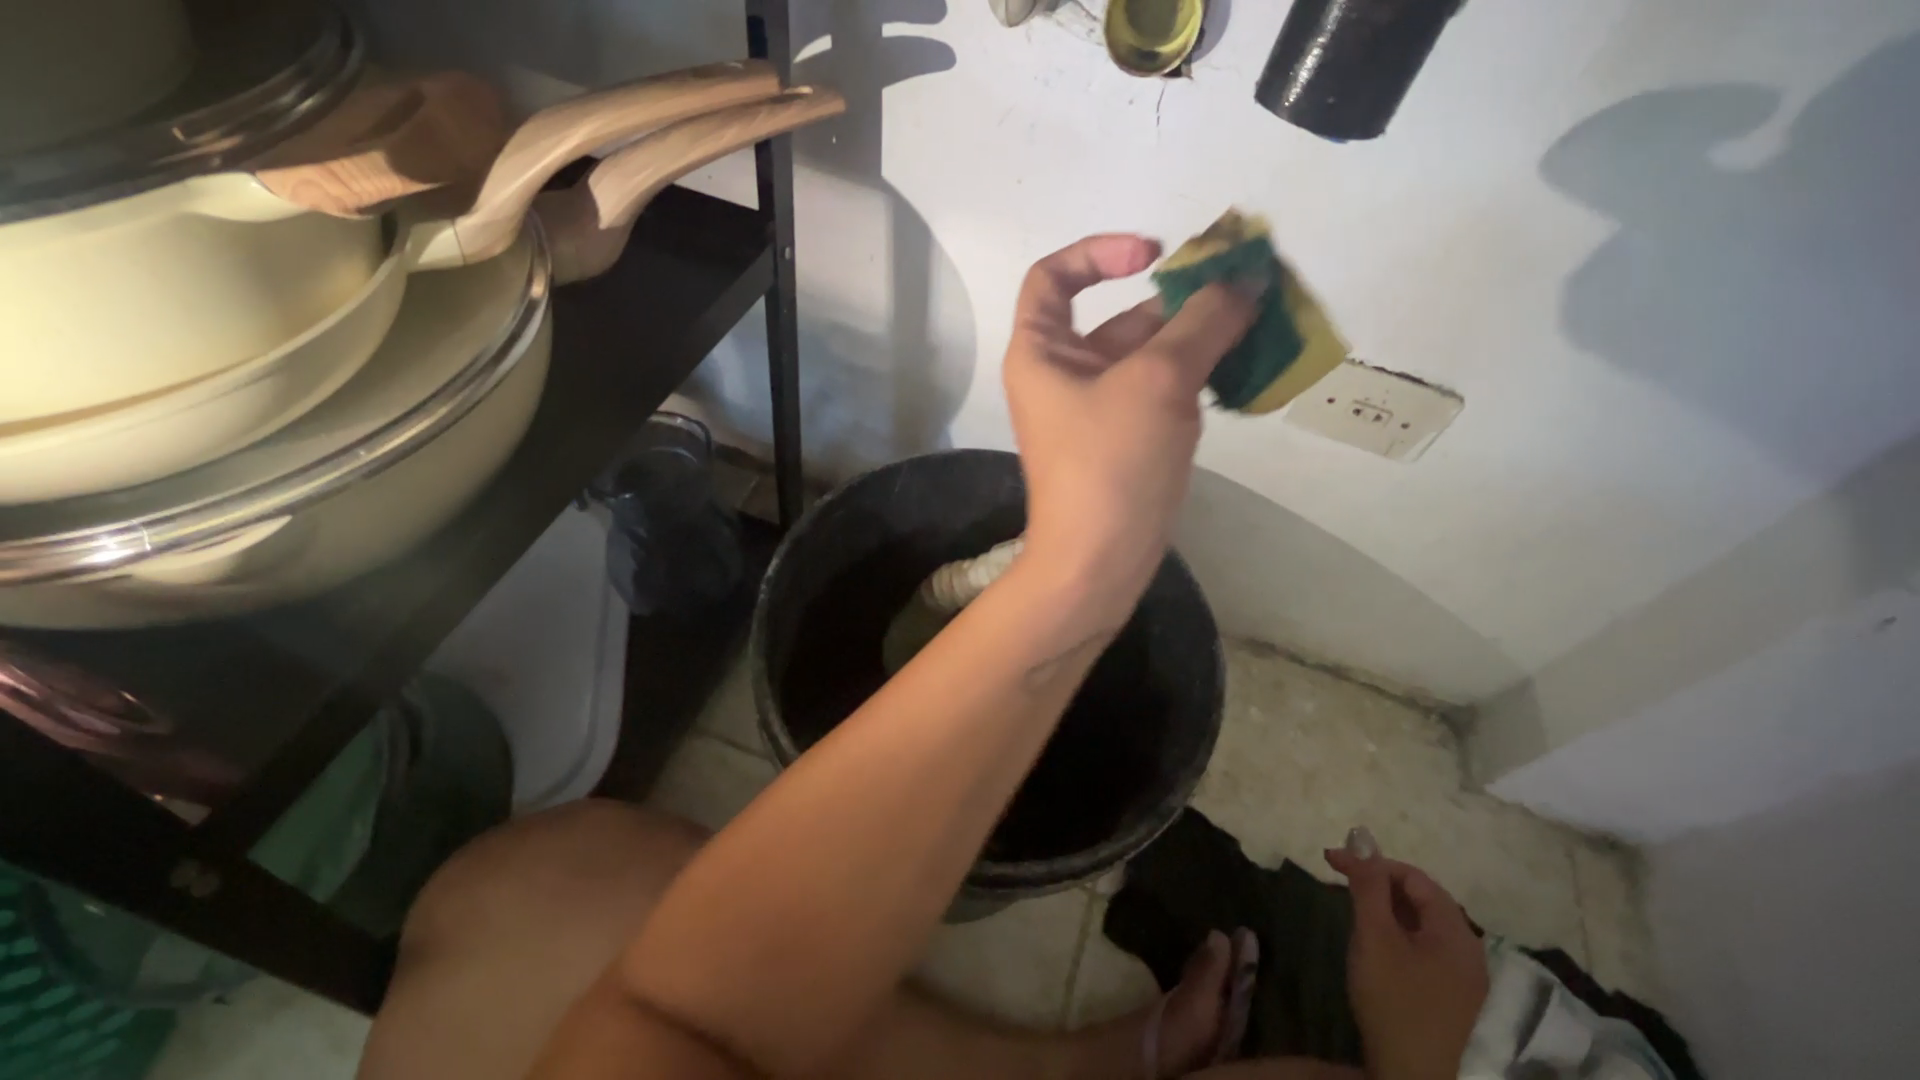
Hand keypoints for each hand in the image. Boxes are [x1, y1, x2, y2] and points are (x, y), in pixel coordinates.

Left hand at [1003, 235, 1256, 624]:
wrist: (1099, 561)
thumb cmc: (1112, 463)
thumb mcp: (1158, 381)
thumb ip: (1202, 323)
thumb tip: (1243, 283)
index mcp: (1041, 351)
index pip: (1054, 278)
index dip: (1098, 252)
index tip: (1153, 255)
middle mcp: (1063, 374)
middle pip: (1118, 316)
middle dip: (1178, 301)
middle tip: (1241, 291)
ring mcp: (1095, 410)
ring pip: (1148, 355)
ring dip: (1197, 337)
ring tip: (1255, 326)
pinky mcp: (1125, 439)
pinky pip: (1160, 390)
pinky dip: (1194, 375)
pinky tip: (1239, 370)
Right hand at [1324, 845, 1489, 1079]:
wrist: (1418, 1079)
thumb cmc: (1395, 1002)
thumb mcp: (1374, 937)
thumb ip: (1368, 886)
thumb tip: (1361, 838)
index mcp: (1455, 929)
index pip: (1413, 877)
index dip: (1371, 862)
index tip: (1329, 860)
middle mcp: (1468, 949)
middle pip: (1422, 900)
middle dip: (1379, 885)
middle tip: (1338, 883)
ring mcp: (1464, 978)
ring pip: (1422, 927)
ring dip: (1386, 911)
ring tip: (1352, 912)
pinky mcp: (1453, 1000)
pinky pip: (1424, 951)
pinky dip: (1396, 937)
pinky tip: (1376, 951)